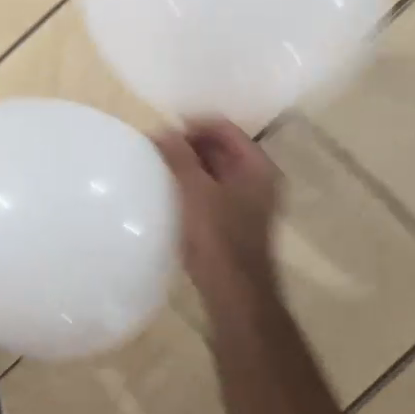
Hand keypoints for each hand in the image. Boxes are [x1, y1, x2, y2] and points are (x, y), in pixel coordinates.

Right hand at [155, 117, 281, 313]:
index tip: (162, 131)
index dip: (193, 124)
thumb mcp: (195, 190)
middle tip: (156, 145)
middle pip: (220, 145)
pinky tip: (169, 185)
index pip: (225, 128)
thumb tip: (161, 129)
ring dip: (188, 160)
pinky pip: (210, 184)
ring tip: (158, 162)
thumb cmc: (218, 236)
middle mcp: (258, 178)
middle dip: (188, 142)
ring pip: (213, 165)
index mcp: (258, 168)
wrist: (233, 289)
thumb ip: (179, 156)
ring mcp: (247, 197)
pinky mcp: (233, 214)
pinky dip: (191, 179)